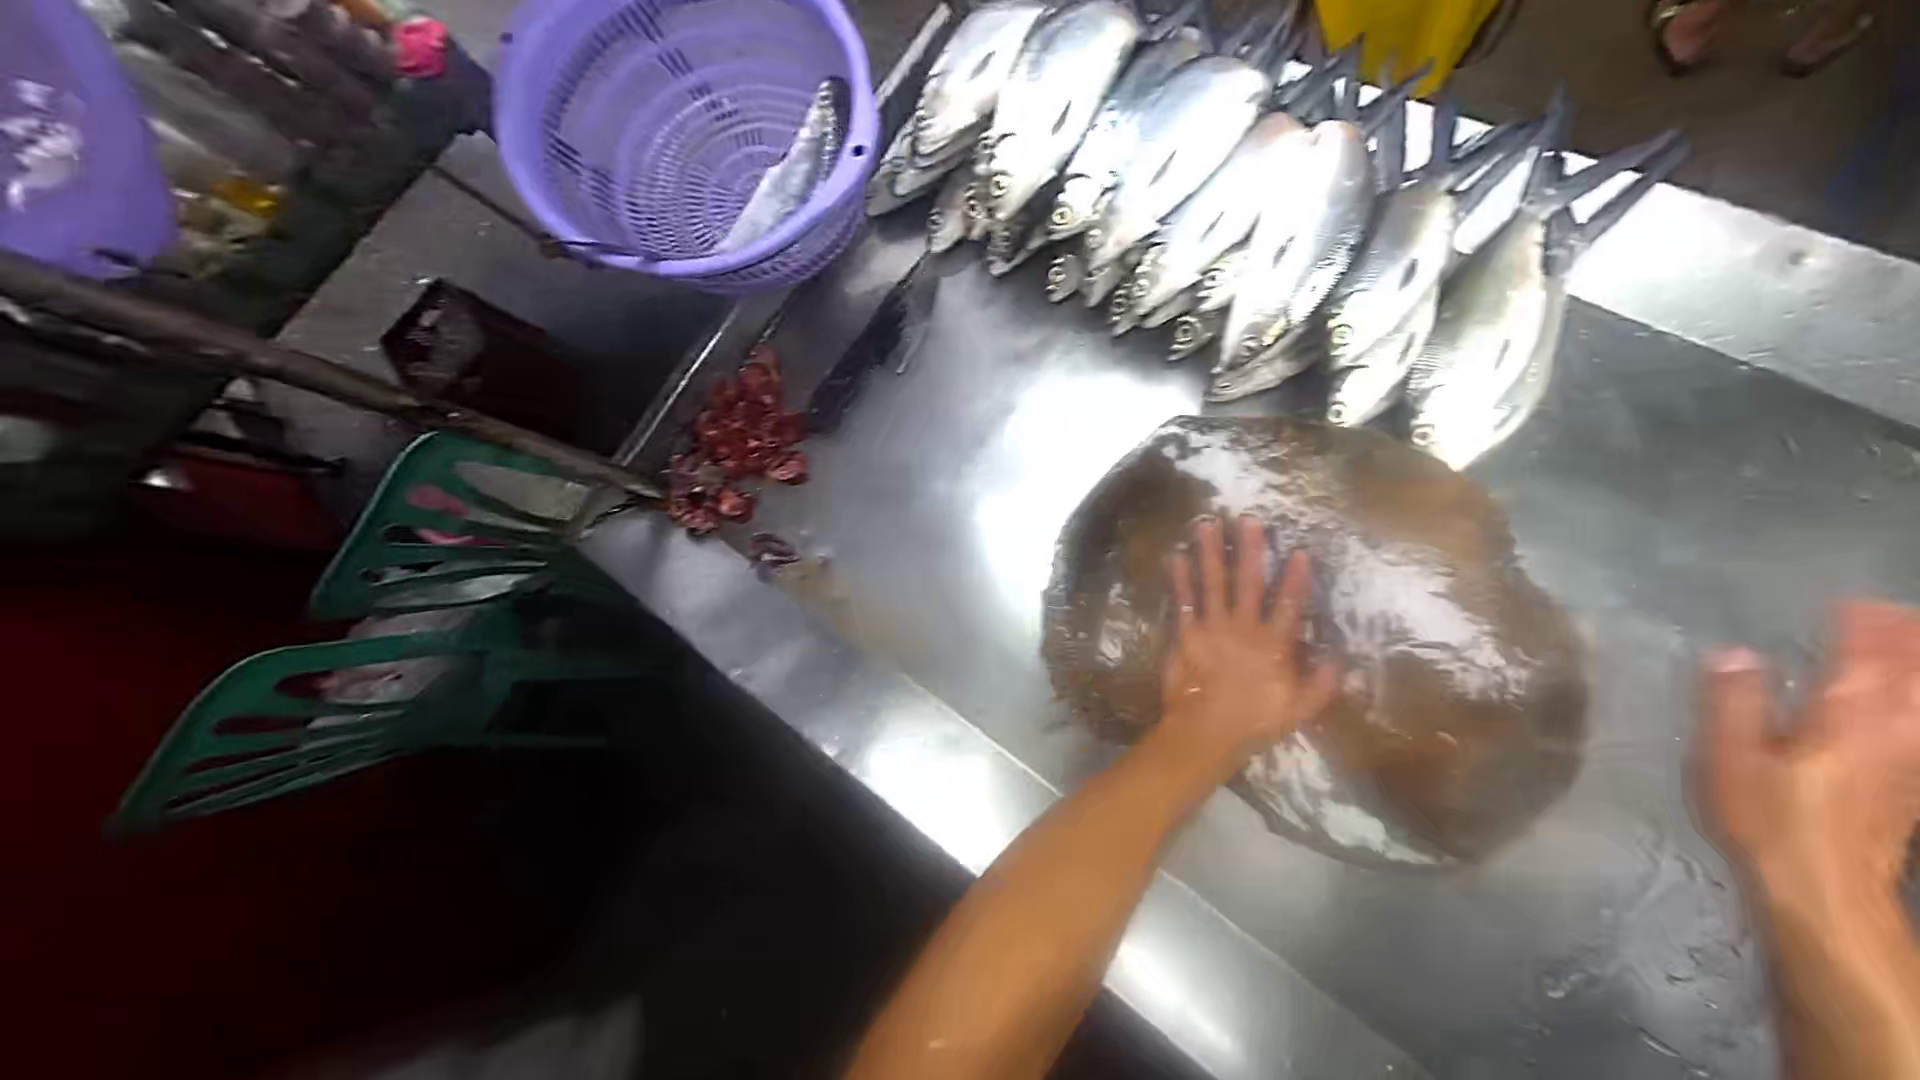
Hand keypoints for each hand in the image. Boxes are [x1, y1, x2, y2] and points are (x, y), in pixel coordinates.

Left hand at [1159, 515, 1340, 776]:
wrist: (1205, 733)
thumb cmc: (1253, 723)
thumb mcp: (1299, 710)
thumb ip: (1321, 683)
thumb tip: (1339, 656)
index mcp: (1273, 646)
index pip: (1288, 605)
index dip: (1295, 578)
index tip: (1300, 550)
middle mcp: (1243, 629)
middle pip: (1247, 583)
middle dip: (1248, 549)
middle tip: (1247, 518)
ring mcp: (1212, 629)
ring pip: (1213, 583)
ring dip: (1210, 552)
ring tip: (1206, 523)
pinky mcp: (1186, 635)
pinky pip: (1184, 601)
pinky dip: (1180, 579)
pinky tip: (1175, 555)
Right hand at [1698, 600, 1919, 907]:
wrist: (1823, 884)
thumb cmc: (1765, 814)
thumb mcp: (1730, 754)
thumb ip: (1734, 701)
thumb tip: (1734, 652)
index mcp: (1847, 721)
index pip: (1864, 662)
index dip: (1861, 629)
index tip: (1853, 601)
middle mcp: (1894, 734)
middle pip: (1912, 679)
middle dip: (1906, 643)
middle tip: (1894, 612)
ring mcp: (1910, 762)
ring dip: (1919, 670)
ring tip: (1906, 645)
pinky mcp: (1909, 784)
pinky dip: (1916, 702)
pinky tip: (1905, 703)